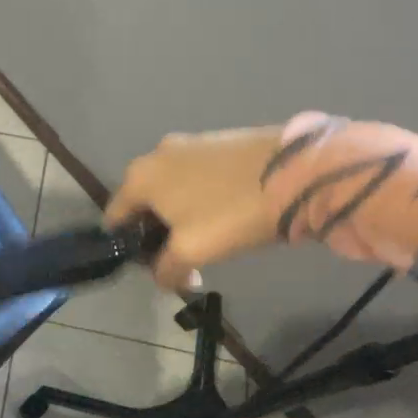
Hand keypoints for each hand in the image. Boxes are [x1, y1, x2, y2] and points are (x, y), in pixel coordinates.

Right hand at [103, 125, 286, 290]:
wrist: (303, 172)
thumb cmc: (231, 212)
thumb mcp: (191, 252)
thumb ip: (166, 270)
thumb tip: (163, 278)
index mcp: (138, 178)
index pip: (115, 218)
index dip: (130, 247)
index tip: (154, 265)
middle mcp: (156, 154)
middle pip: (146, 202)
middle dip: (159, 230)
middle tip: (185, 254)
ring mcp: (192, 142)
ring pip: (174, 188)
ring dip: (184, 213)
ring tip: (212, 234)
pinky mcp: (224, 139)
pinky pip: (201, 175)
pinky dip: (207, 195)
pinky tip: (231, 211)